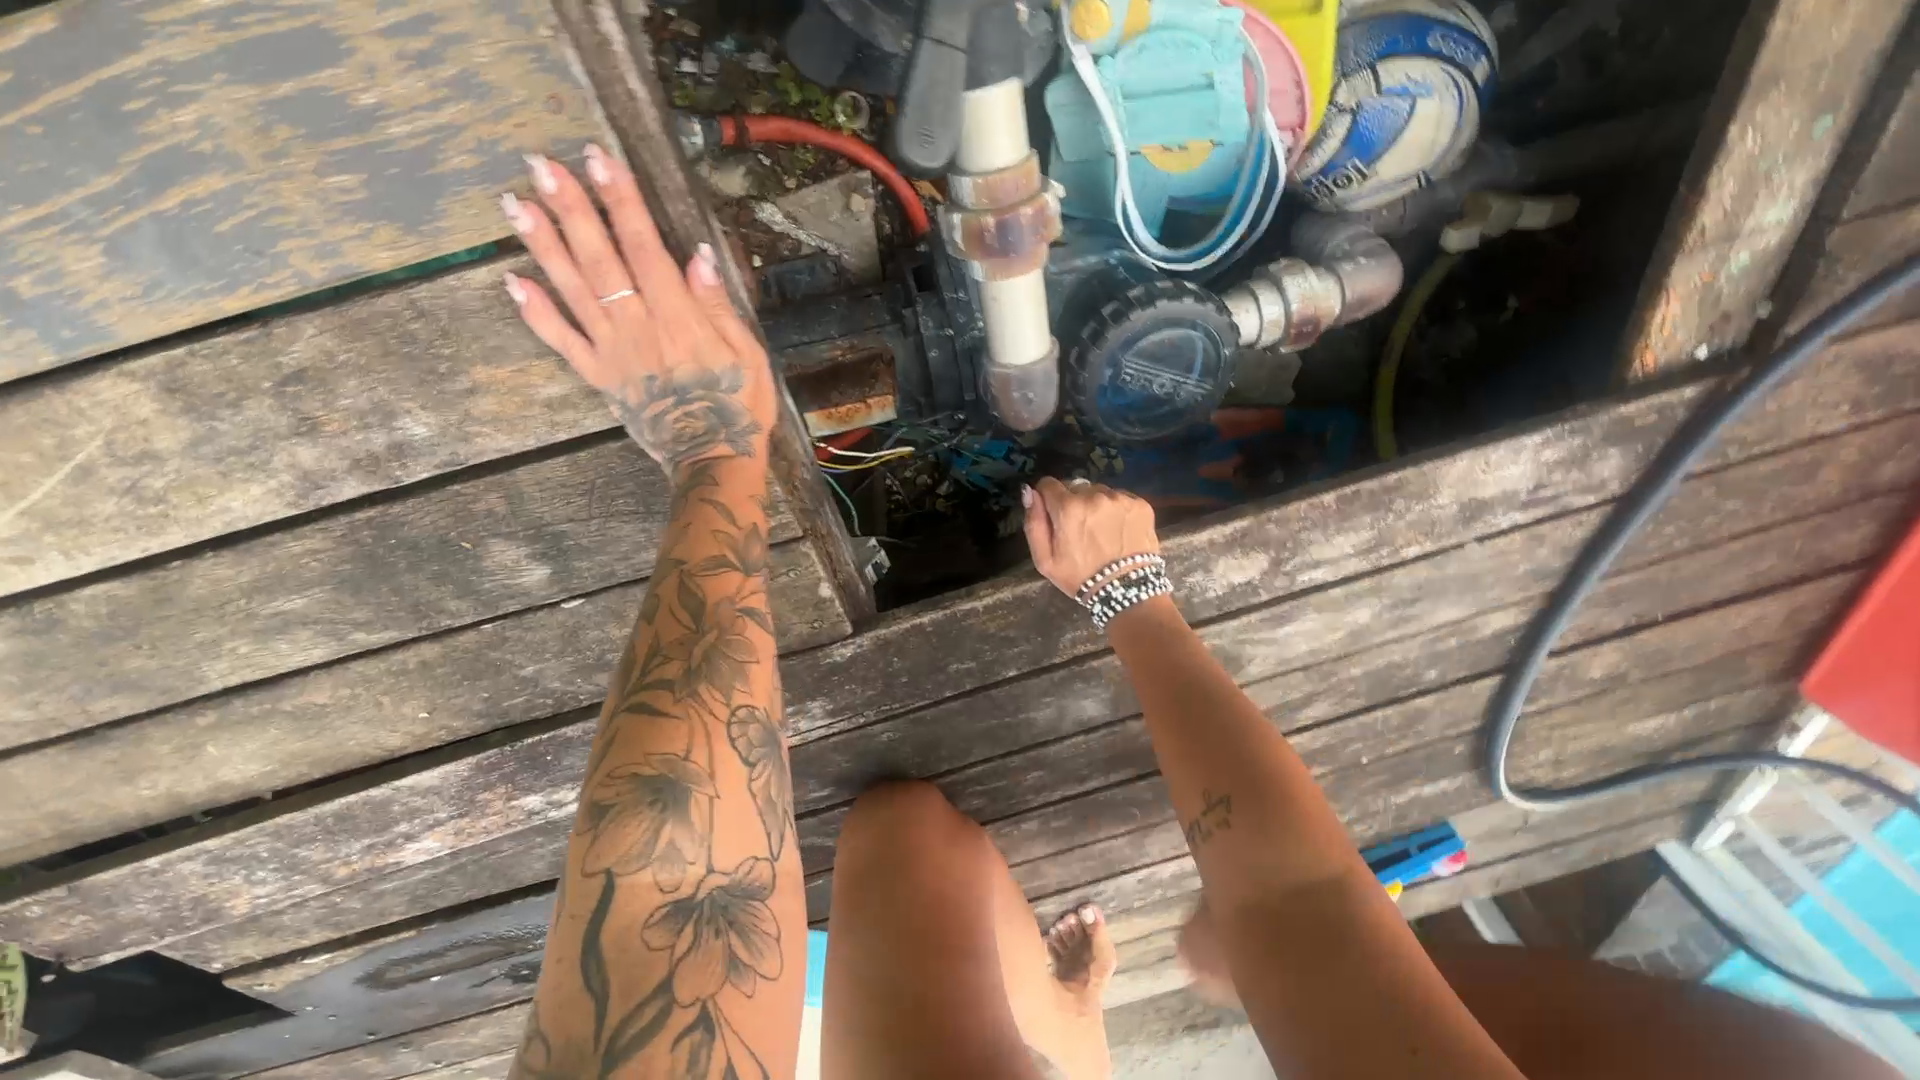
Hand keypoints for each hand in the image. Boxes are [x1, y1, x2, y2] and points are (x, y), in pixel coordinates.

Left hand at [501, 144, 774, 474]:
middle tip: (541, 164)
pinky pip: (562, 342)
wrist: (712, 460)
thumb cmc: (740, 406)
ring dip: (543, 246)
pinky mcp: (599, 377)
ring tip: (515, 204)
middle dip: (572, 209)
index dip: (623, 203)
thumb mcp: (747, 354)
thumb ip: (717, 306)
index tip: (600, 159)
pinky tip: (512, 281)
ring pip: (573, 292)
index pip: (645, 249)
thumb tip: (695, 255)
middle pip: (600, 261)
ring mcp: (612, 353)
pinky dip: (536, 313)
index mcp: (679, 320)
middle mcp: (637, 329)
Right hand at [1023, 477, 1160, 595]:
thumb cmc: (1080, 577)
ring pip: (1099, 491)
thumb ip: (1034, 523)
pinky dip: (1116, 509)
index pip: (1048, 484)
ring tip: (1101, 530)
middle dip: (1073, 502)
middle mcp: (1094, 496)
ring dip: (1096, 504)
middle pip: (1075, 487)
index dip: (1047, 499)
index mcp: (1068, 508)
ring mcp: (1120, 499)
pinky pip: (1121, 497)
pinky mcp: (1140, 504)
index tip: (1054, 516)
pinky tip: (1118, 530)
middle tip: (1079, 529)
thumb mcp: (1045, 560)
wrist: (1127, 590)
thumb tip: (1029, 491)